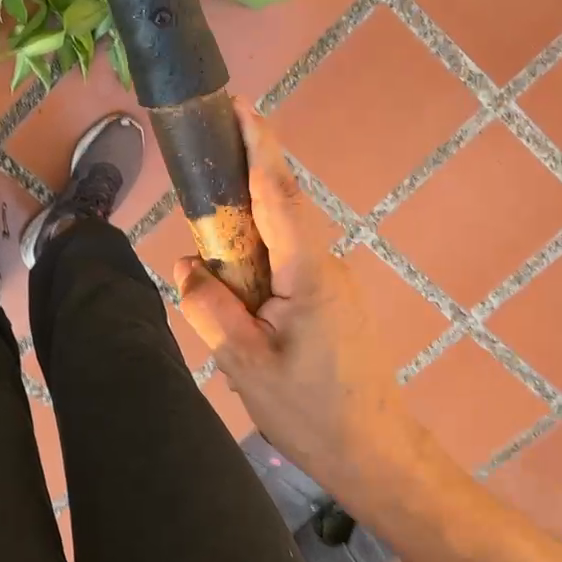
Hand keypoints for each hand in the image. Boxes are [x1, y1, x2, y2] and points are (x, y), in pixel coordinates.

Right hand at [173, 103, 424, 492]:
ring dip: (239, 237)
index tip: (239, 104)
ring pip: (275, 240)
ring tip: (209, 270)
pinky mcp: (327, 299)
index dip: (258, 145)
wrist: (375, 456)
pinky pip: (281, 262)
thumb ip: (209, 307)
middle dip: (236, 185)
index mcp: (307, 273)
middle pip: (274, 208)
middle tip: (196, 178)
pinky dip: (251, 262)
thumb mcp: (245, 363)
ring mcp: (329, 282)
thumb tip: (185, 262)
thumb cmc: (312, 412)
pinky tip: (234, 298)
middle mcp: (324, 265)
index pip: (278, 193)